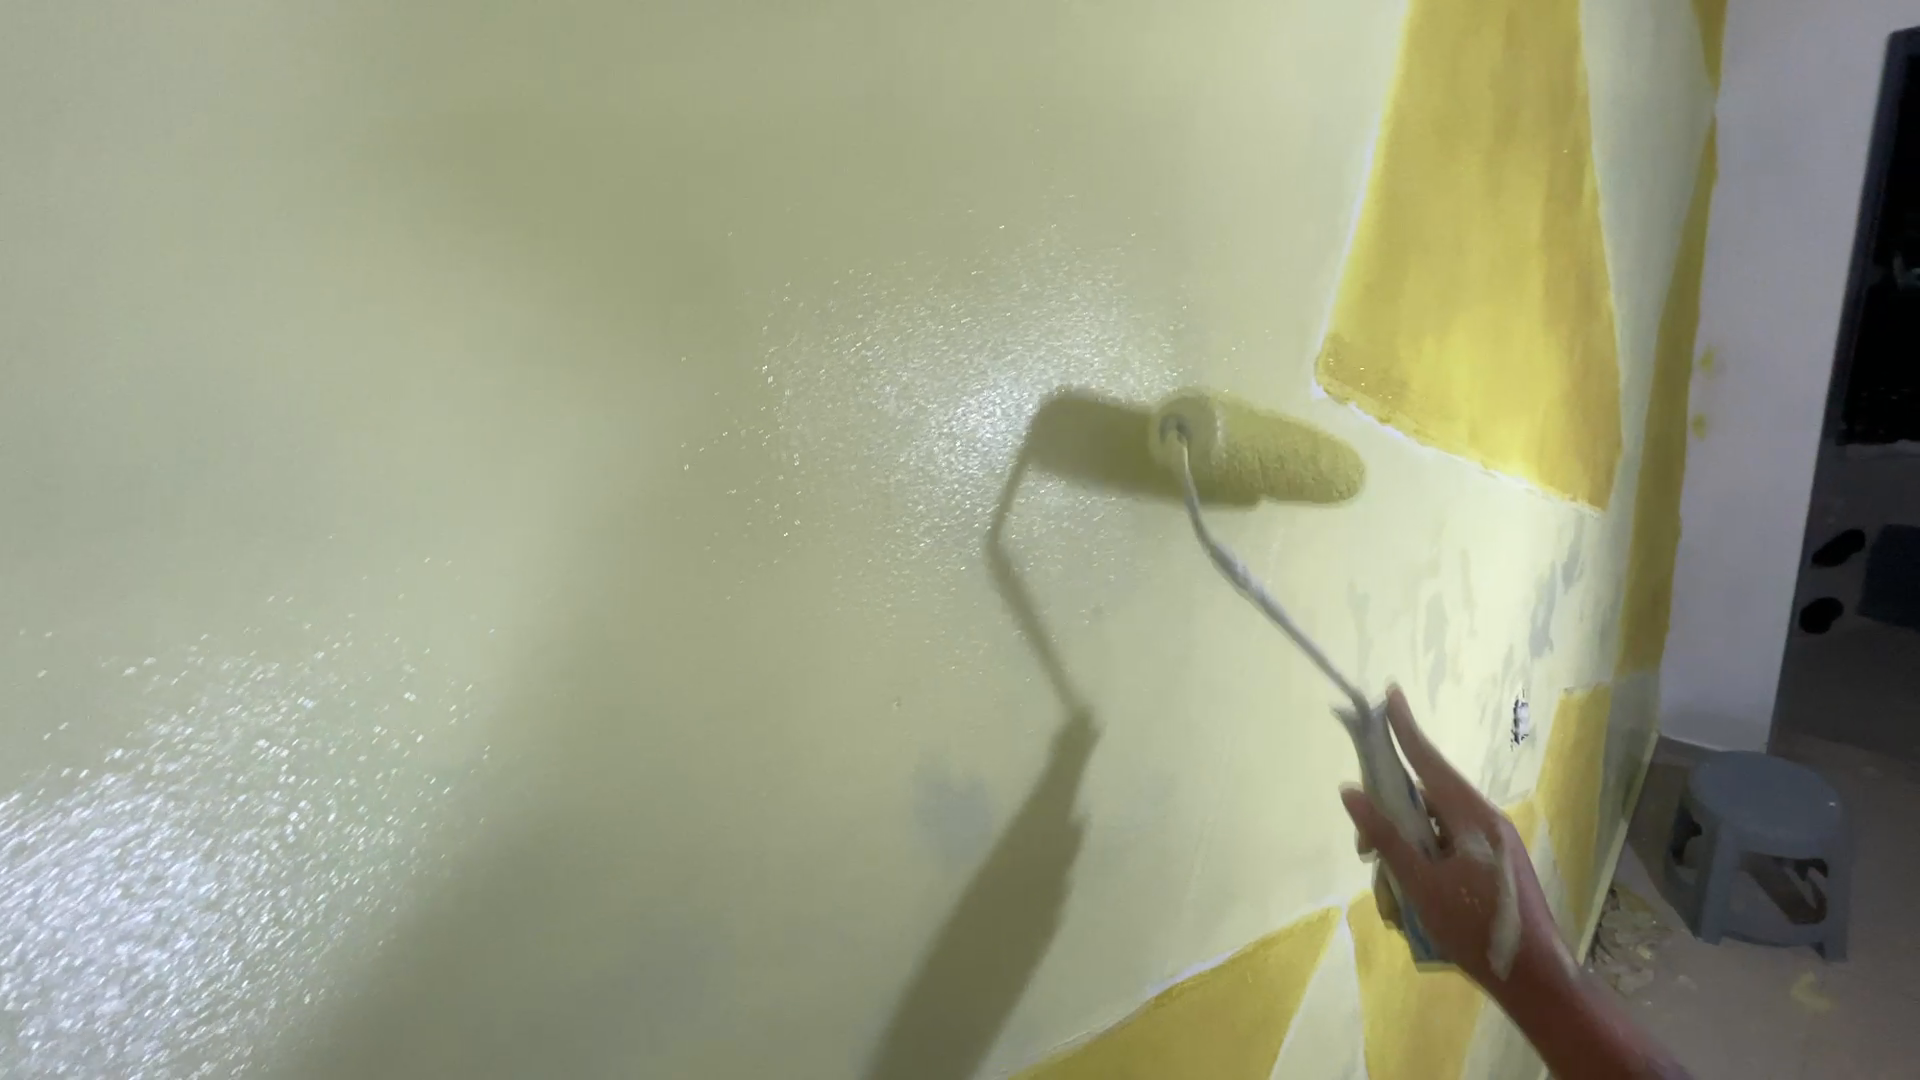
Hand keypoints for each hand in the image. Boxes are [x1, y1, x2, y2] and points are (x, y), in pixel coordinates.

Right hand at [1339, 687, 1567, 993]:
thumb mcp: (1420, 883)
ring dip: (1405, 841)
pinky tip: (1411, 885)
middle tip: (1363, 844)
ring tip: (1387, 879)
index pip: (1429, 761)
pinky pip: (1447, 842)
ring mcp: (1493, 842)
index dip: (1405, 728)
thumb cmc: (1476, 928)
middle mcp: (1486, 820)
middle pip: (1426, 794)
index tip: (1390, 694)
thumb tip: (1351, 790)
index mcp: (1473, 818)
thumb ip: (1383, 834)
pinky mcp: (1494, 862)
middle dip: (1389, 811)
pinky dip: (1423, 853)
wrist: (1540, 984)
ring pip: (1434, 822)